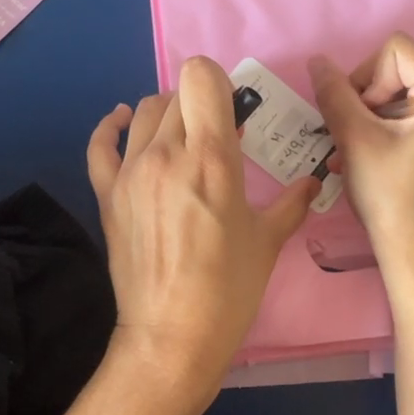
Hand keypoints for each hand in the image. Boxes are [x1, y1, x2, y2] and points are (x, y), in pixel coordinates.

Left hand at [87, 57, 317, 406]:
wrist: (172, 336)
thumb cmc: (229, 290)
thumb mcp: (268, 241)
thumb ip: (292, 201)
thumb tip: (313, 180)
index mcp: (211, 158)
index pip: (202, 78)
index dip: (220, 84)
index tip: (236, 111)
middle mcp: (166, 154)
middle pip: (177, 95)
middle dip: (202, 104)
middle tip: (221, 134)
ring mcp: (130, 173)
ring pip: (143, 112)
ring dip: (168, 113)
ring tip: (185, 135)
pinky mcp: (108, 194)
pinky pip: (100, 144)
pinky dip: (111, 126)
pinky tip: (123, 122)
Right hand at [309, 33, 413, 265]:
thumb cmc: (389, 194)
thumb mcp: (355, 138)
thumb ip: (334, 93)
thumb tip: (316, 60)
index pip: (396, 50)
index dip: (367, 79)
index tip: (364, 120)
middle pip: (398, 65)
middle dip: (368, 96)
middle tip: (357, 134)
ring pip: (398, 87)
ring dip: (370, 112)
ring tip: (358, 147)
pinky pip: (408, 107)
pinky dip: (383, 123)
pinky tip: (368, 150)